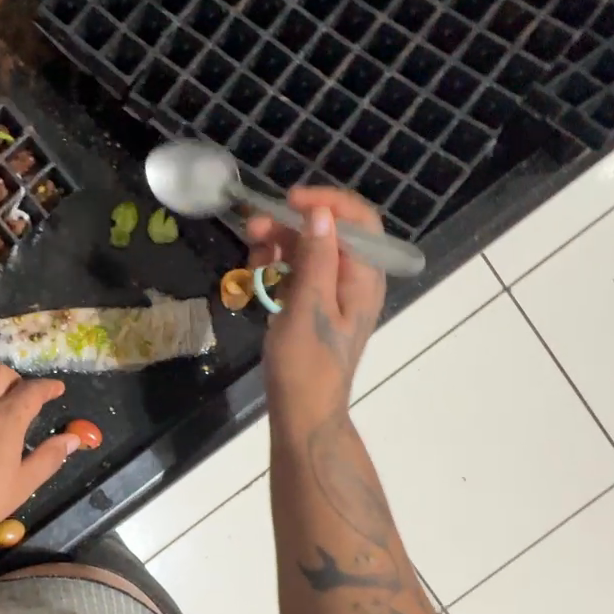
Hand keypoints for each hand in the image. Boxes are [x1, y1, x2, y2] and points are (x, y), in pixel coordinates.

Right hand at [245, 186, 387, 415]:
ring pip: (312, 254)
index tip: (286, 200)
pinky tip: (259, 272)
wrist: (304, 413)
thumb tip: (320, 214)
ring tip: (250, 252)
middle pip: (330, 235)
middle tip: (251, 228)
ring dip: (282, 245)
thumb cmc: (306, 366)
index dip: (324, 203)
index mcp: (363, 278)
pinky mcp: (317, 310)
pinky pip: (303, 276)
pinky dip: (281, 268)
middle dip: (292, 225)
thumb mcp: (307, 309)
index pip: (356, 221)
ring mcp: (336, 296)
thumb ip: (316, 260)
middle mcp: (356, 281)